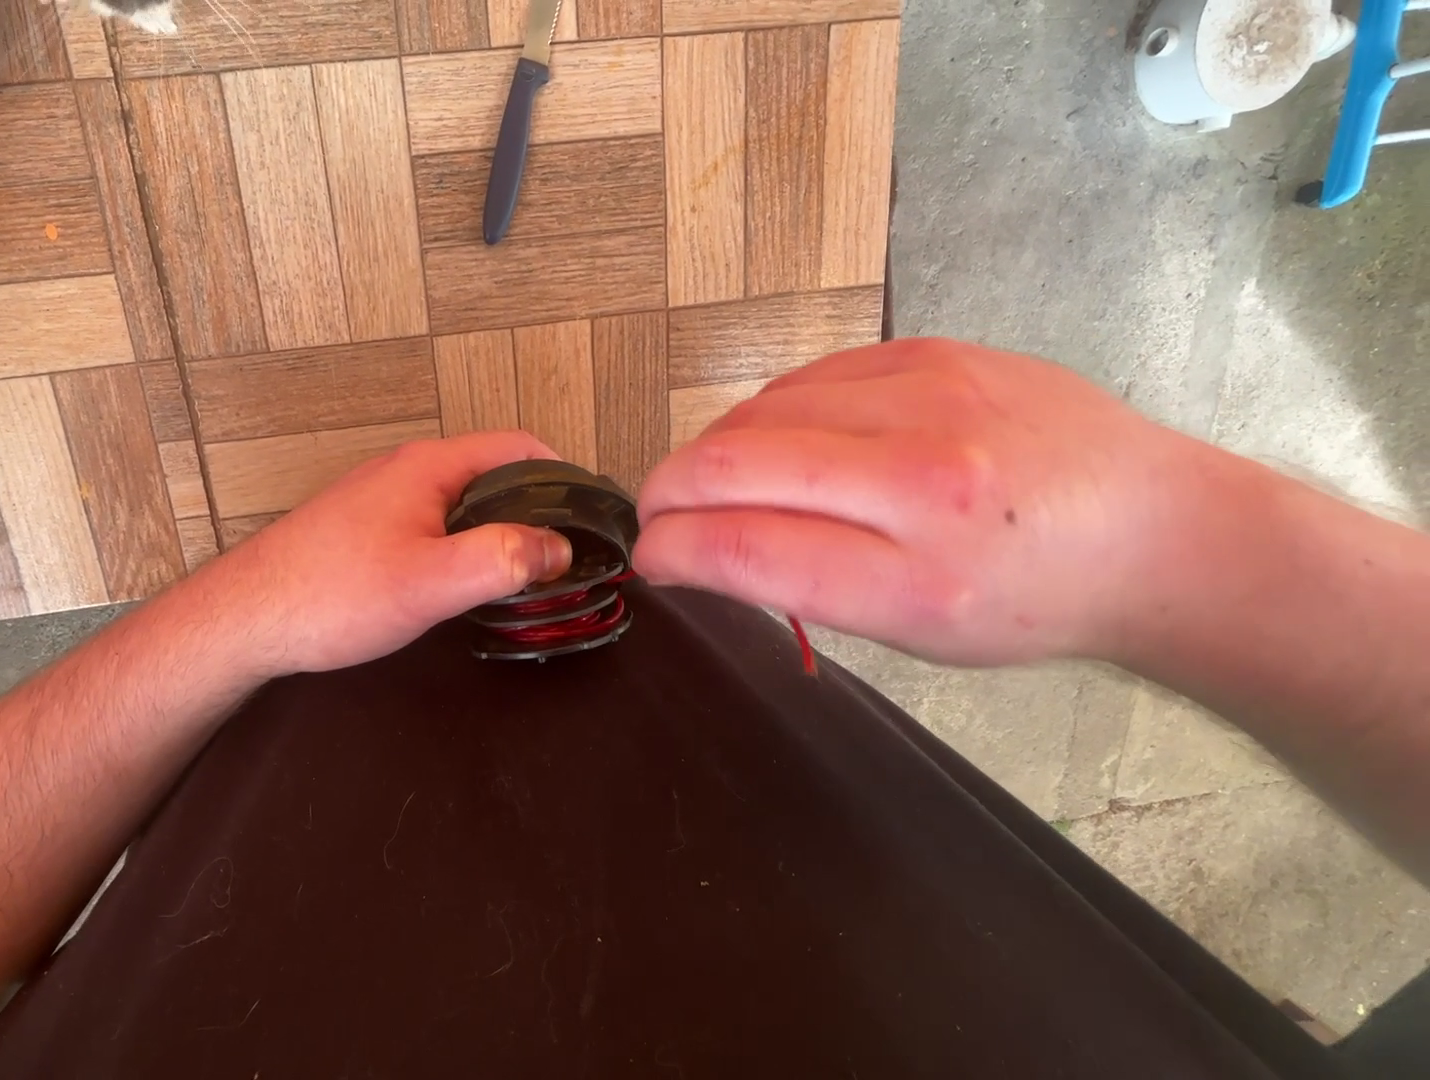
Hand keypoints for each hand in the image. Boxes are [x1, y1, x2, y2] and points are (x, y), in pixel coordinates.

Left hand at [196, 431, 572, 676]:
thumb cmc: (334, 594)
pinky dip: (463, 543)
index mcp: (430, 466)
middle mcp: (408, 470)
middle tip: (565, 555)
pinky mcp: (366, 527)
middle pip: (492, 474)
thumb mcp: (431, 581)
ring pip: (462, 502)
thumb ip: (502, 559)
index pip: (518, 448)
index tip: (591, 517)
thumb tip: (559, 547)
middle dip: (535, 508)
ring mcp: (384, 497)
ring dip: (497, 529)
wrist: (245, 617)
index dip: (564, 476)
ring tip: (524, 573)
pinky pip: (433, 523)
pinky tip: (463, 582)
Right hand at [634, 338, 1225, 665]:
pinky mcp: (929, 348)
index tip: (648, 557)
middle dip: (663, 493)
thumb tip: (690, 543)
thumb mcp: (904, 631)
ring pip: (751, 414)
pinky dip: (763, 419)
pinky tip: (783, 445)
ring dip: (711, 454)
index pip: (738, 548)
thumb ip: (789, 583)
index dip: (666, 549)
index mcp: (914, 578)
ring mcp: (928, 394)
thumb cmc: (1024, 605)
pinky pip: (799, 382)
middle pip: (728, 465)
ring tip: (725, 484)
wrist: (1156, 529)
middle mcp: (920, 474)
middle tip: (658, 517)